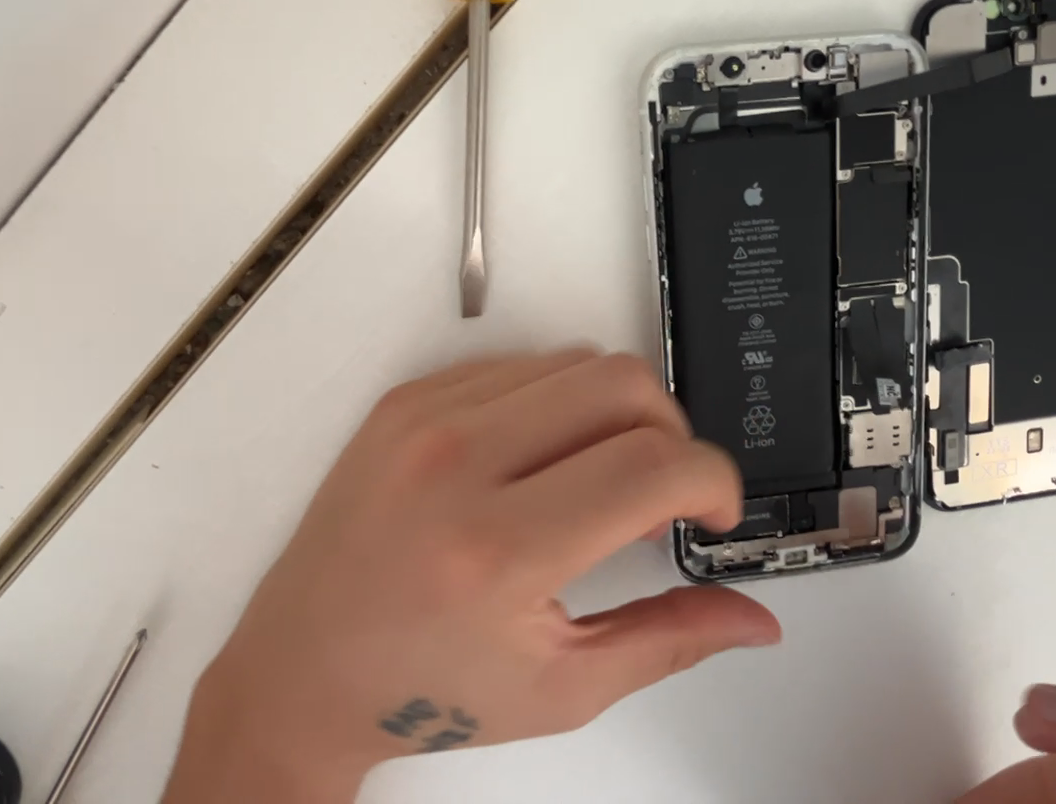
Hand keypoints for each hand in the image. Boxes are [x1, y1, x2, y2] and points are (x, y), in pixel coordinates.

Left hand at [161, 349, 780, 803]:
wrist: (304, 668)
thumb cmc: (419, 691)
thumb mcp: (560, 687)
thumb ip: (670, 640)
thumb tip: (751, 619)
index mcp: (498, 551)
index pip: (653, 464)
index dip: (712, 480)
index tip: (711, 508)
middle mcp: (456, 465)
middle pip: (623, 384)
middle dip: (672, 430)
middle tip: (662, 486)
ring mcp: (426, 420)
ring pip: (577, 362)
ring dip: (614, 413)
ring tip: (598, 475)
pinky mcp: (408, 400)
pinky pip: (520, 365)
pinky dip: (556, 400)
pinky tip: (543, 456)